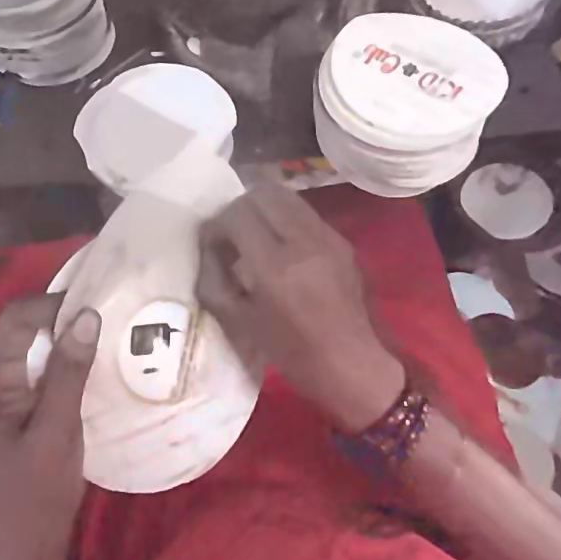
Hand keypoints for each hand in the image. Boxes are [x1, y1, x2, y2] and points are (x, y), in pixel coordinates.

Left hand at [0, 294, 98, 559]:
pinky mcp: (16, 402)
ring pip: (29, 343)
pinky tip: (87, 355)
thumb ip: (69, 371)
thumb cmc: (40, 490)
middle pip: (19, 327)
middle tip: (102, 310)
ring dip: (60, 332)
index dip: (52, 305)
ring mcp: (0, 391)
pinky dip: (60, 353)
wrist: (29, 542)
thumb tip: (87, 315)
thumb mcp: (58, 429)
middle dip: (57, 313)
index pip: (15, 321)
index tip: (96, 302)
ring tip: (100, 326)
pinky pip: (36, 363)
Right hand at [198, 181, 405, 430]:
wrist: (352, 366)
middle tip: (231, 234)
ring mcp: (328, 238)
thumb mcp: (238, 321)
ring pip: (286, 195)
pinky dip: (284, 219)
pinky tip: (280, 246)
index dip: (216, 224)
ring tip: (254, 236)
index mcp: (275, 268)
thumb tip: (208, 247)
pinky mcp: (342, 241)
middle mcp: (304, 243)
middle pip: (262, 193)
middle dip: (238, 208)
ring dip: (262, 208)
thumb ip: (214, 278)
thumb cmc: (291, 353)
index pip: (237, 215)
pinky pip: (304, 213)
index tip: (212, 244)